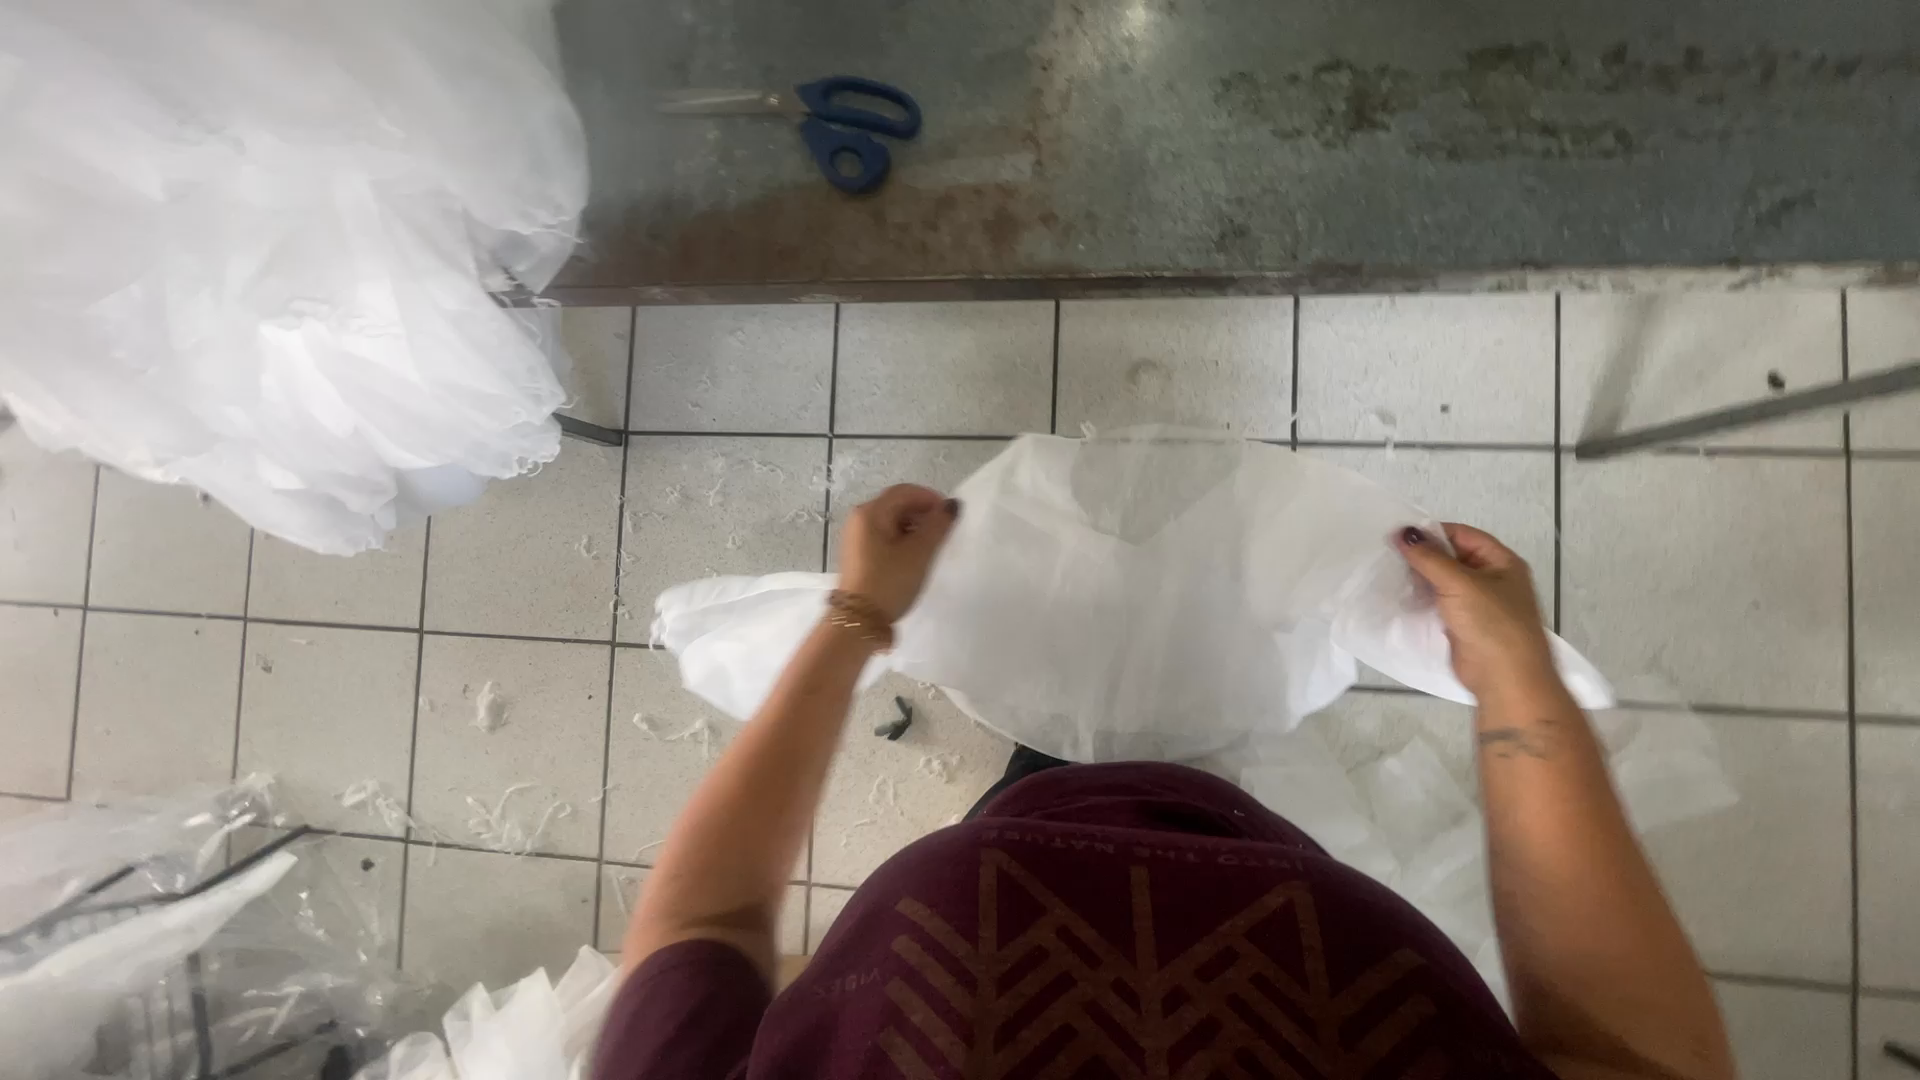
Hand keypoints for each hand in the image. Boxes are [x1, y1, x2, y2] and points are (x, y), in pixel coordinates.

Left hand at [836, 484, 959, 620]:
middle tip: (943, 534)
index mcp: (871, 512)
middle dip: (923, 514)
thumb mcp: (919, 553)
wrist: (858, 621)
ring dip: (914, 529)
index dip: (931, 499)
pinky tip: (914, 558)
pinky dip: (903, 541)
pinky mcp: (859, 554)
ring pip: (892, 522)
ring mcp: (856, 537)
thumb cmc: (889, 582)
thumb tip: (951, 505)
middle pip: (897, 504)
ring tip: (930, 549)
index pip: (906, 491)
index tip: (950, 517)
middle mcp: (859, 519)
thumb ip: (938, 525)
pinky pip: (885, 537)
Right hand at [1394, 523, 1557, 698]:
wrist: (1505, 676)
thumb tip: (1403, 533)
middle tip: (1389, 556)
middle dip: (1422, 555)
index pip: (1462, 535)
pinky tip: (1400, 595)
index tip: (1399, 537)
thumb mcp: (1459, 583)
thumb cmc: (1490, 622)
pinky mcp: (1462, 621)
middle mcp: (1491, 578)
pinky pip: (1438, 600)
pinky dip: (1420, 596)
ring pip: (1442, 579)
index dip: (1432, 532)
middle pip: (1451, 556)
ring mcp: (1476, 601)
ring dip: (1419, 576)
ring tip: (1390, 574)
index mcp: (1501, 562)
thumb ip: (1429, 557)